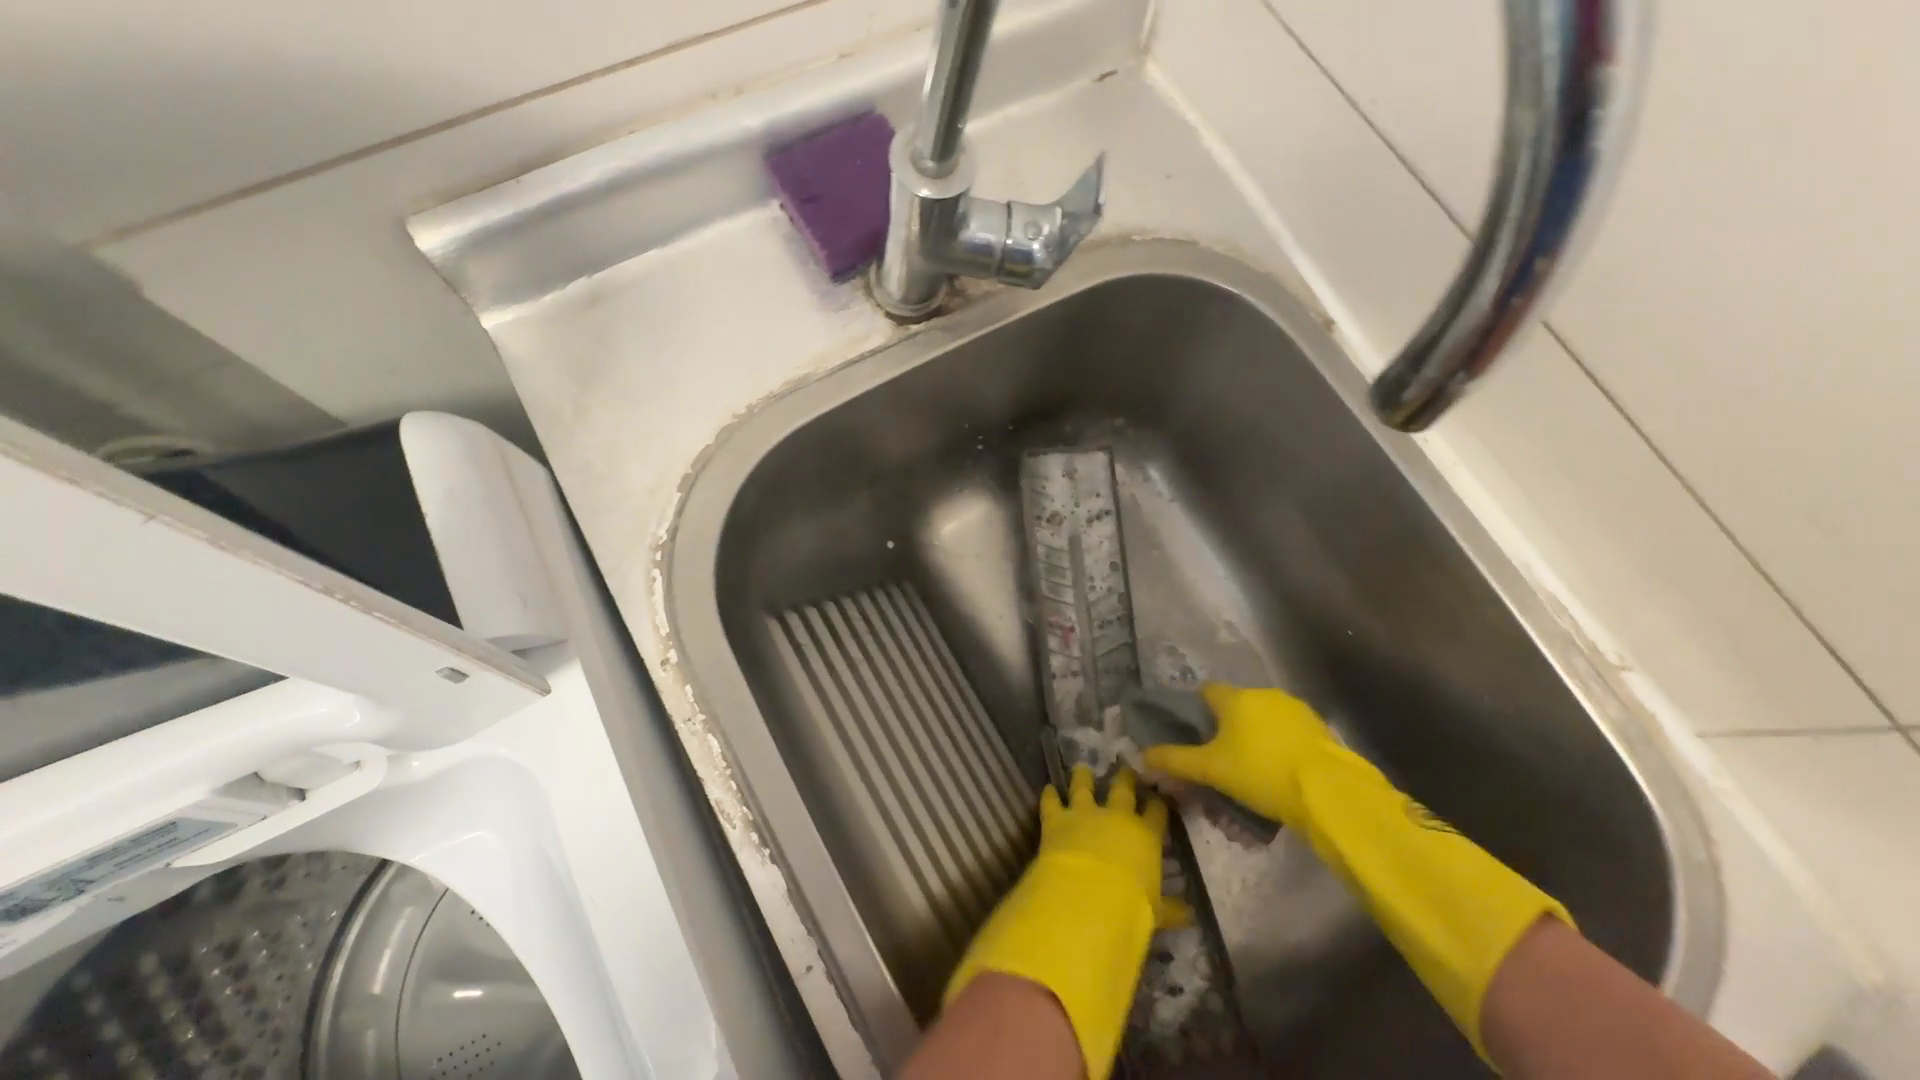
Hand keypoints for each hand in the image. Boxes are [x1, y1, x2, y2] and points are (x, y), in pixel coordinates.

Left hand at [944, 766, 1185, 1079]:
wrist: (1088, 897)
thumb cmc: (1130, 906)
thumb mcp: (1155, 911)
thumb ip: (1170, 909)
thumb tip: (1190, 916)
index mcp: (1146, 836)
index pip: (1157, 813)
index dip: (1157, 802)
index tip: (1157, 794)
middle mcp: (1117, 817)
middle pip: (1122, 790)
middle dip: (1125, 778)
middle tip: (1125, 769)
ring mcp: (1085, 814)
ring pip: (1084, 787)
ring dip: (1083, 777)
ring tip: (1082, 767)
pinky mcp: (1056, 819)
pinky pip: (1051, 802)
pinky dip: (1049, 795)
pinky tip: (1047, 788)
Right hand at [1148, 682, 1571, 1063]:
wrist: (1329, 791)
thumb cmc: (1261, 772)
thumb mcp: (1210, 770)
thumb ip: (1175, 760)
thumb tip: (1143, 756)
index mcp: (1236, 698)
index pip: (1205, 692)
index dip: (1194, 712)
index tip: (1191, 737)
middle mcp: (1265, 695)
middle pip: (1235, 707)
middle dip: (1224, 731)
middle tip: (1217, 764)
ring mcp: (1297, 711)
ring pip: (1264, 722)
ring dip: (1253, 741)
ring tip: (1249, 776)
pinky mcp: (1320, 731)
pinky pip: (1287, 736)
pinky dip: (1278, 750)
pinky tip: (1277, 778)